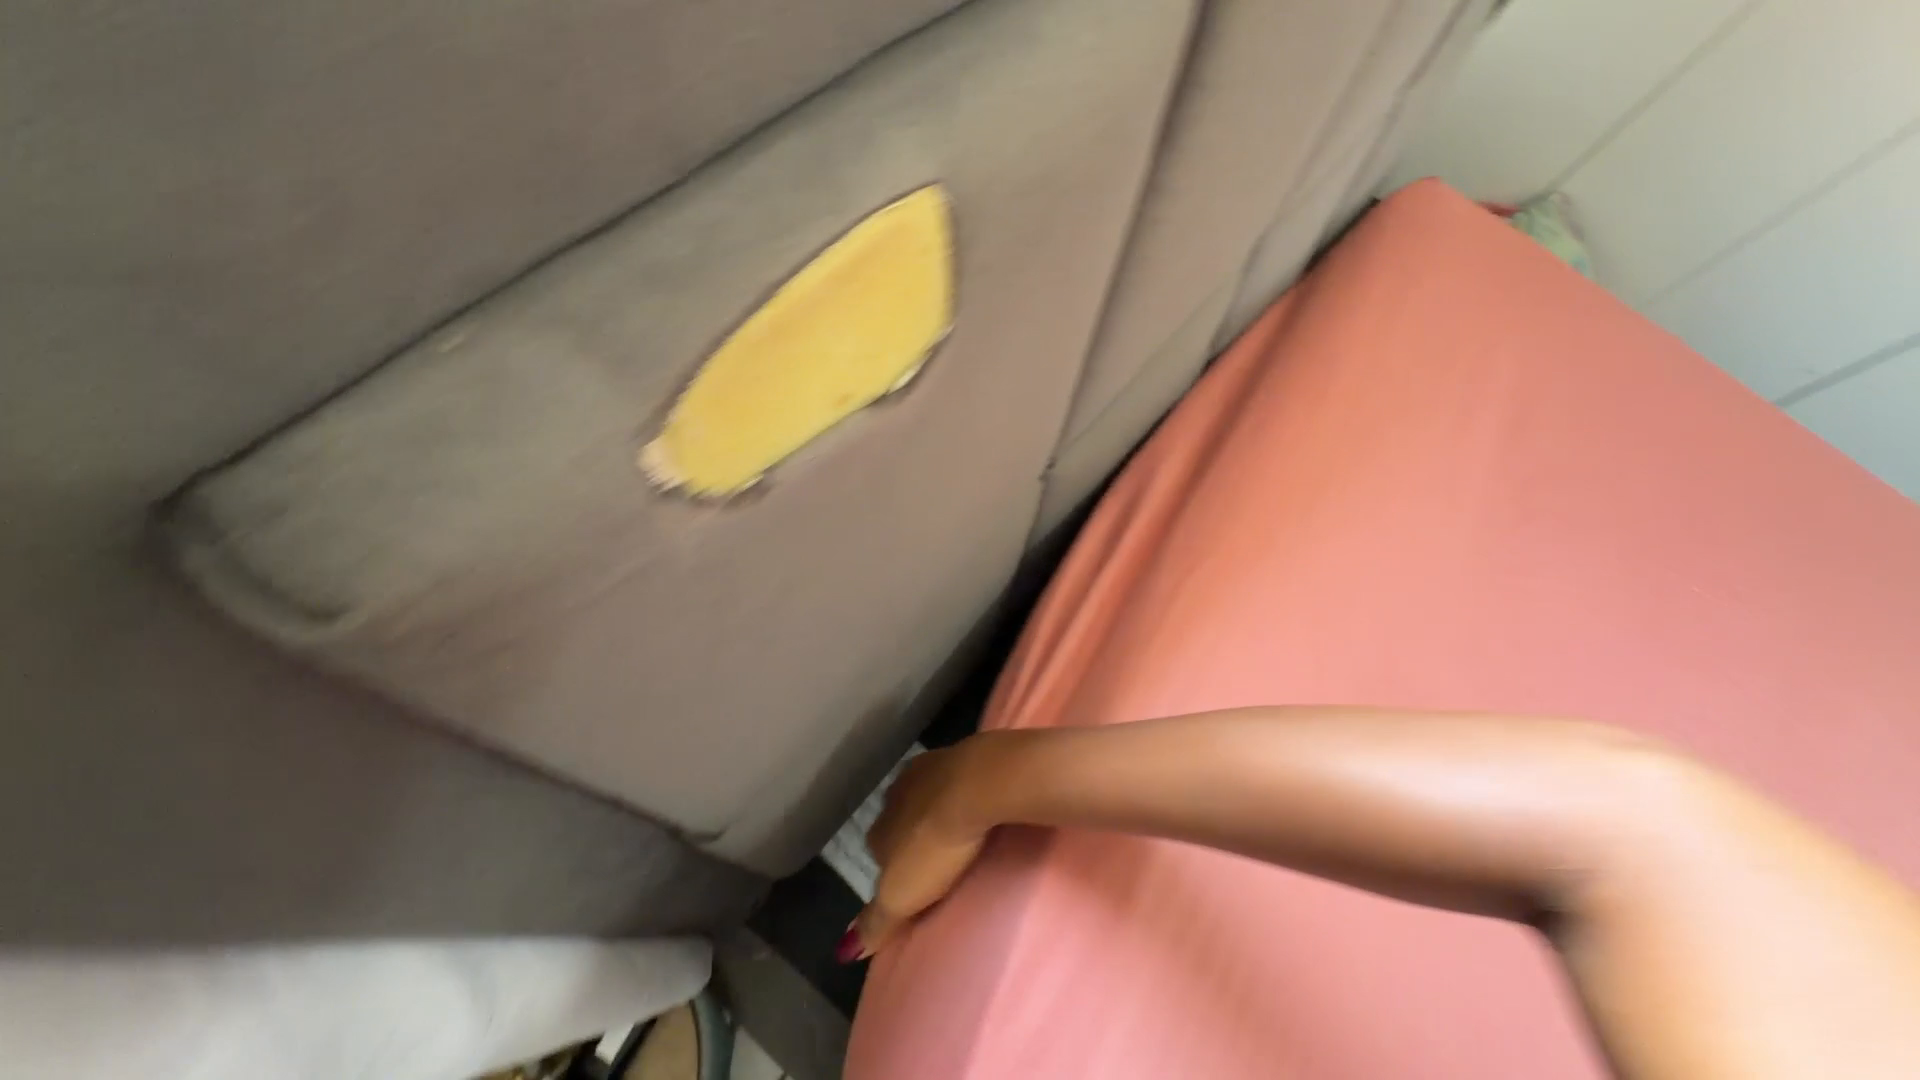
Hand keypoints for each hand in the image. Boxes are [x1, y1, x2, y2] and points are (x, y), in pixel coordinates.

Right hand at [846, 739, 1000, 959]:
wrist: (977, 786)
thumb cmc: (936, 846)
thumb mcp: (902, 896)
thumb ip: (875, 921)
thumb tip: (844, 951)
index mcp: (878, 829)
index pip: (877, 853)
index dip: (893, 868)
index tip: (915, 882)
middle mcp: (894, 797)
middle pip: (898, 822)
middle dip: (912, 835)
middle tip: (939, 857)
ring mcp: (925, 770)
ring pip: (923, 796)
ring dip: (934, 810)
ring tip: (958, 829)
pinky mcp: (956, 754)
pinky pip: (951, 776)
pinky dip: (958, 788)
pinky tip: (975, 800)